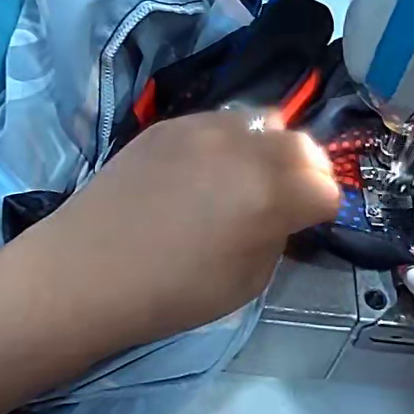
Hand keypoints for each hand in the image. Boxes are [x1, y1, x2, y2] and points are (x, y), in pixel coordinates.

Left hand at [13, 110, 341, 353]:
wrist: (87, 270)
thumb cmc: (171, 293)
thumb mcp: (247, 282)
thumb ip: (278, 236)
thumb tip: (285, 213)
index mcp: (269, 195)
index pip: (326, 188)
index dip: (322, 209)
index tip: (308, 222)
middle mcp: (244, 149)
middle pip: (303, 144)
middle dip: (307, 171)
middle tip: (289, 196)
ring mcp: (205, 129)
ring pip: (264, 120)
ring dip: (270, 147)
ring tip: (249, 174)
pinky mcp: (172, 124)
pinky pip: (221, 120)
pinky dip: (231, 140)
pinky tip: (208, 168)